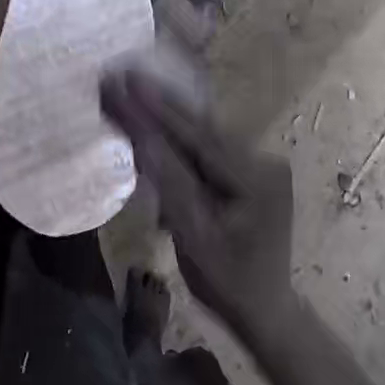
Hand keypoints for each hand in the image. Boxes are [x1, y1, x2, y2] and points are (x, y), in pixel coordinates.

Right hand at [99, 67, 295, 325]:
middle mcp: (264, 161)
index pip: (196, 136)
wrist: (265, 307)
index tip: (121, 82)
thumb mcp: (194, 237)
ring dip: (168, 119)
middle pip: (202, 130)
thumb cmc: (227, 282)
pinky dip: (182, 141)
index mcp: (255, 177)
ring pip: (206, 137)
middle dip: (158, 104)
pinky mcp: (253, 173)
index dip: (155, 109)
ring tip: (131, 93)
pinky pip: (211, 151)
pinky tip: (157, 123)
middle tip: (120, 77)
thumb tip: (141, 137)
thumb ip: (169, 184)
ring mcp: (262, 165)